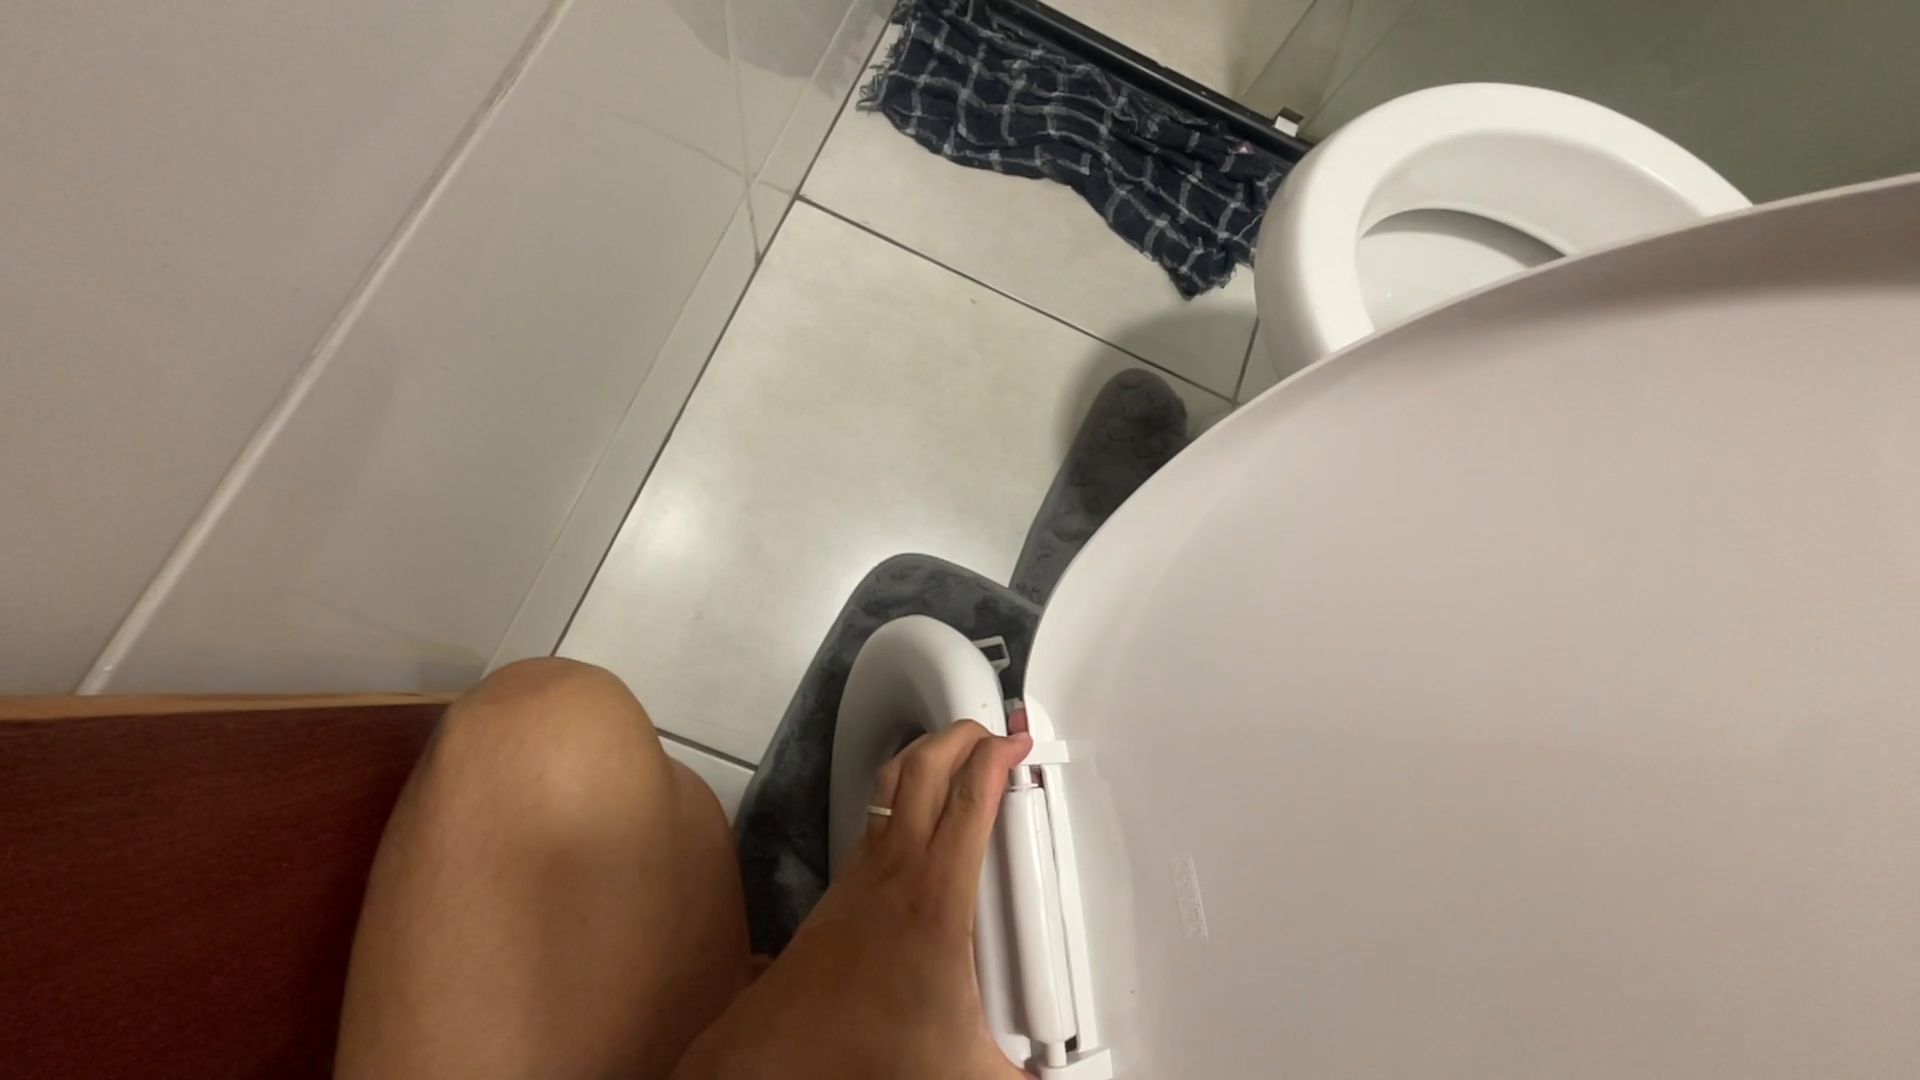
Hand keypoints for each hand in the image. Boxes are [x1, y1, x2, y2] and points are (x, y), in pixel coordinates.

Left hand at [671, 720, 1033, 1079]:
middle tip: (995, 734)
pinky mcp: (851, 871)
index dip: (997, 758)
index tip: (1018, 744)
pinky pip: (881, 802)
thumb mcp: (962, 1068)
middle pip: (929, 764)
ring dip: (931, 748)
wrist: (787, 1044)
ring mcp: (870, 861)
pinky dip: (907, 780)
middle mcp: (901, 863)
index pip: (971, 798)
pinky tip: (921, 800)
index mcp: (938, 894)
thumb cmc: (863, 1043)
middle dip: (965, 734)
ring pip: (897, 775)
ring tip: (961, 748)